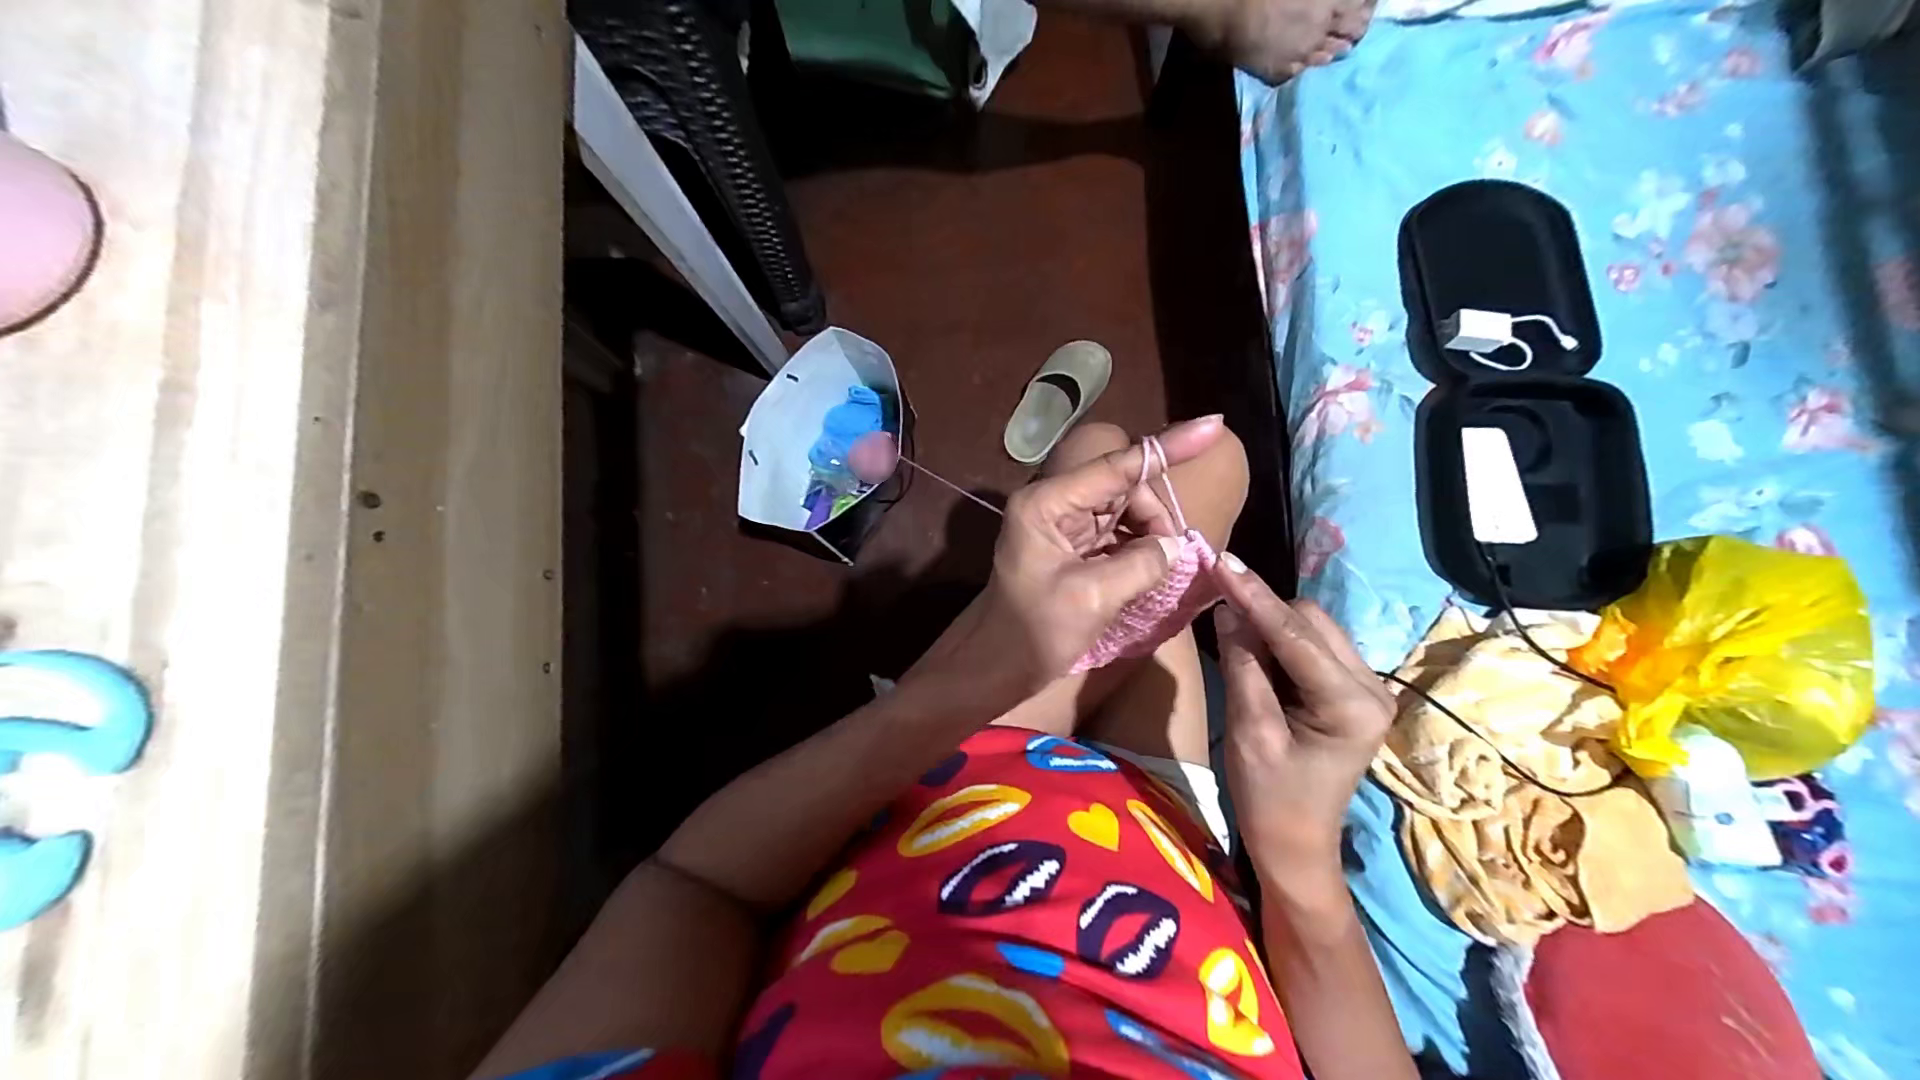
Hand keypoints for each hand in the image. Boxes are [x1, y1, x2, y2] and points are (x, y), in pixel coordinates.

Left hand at [904, 416, 1227, 706]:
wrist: (996, 665)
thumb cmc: (1033, 632)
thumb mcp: (1091, 598)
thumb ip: (1141, 564)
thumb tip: (1176, 546)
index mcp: (1046, 504)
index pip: (1116, 467)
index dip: (1166, 449)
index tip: (1212, 426)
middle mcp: (1053, 503)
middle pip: (1123, 486)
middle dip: (1154, 515)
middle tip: (1171, 557)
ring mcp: (1062, 523)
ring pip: (1124, 509)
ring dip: (1149, 533)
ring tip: (1157, 570)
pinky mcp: (1071, 545)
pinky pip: (1116, 532)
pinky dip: (1138, 547)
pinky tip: (1149, 569)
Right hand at [1189, 0, 1376, 83]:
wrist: (1226, 16)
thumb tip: (1330, 1)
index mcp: (1330, 1)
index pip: (1362, 6)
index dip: (1366, 5)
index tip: (1364, 4)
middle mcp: (1323, 30)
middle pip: (1353, 33)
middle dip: (1356, 28)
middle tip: (1352, 26)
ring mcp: (1303, 55)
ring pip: (1331, 55)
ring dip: (1335, 47)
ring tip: (1330, 41)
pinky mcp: (1283, 72)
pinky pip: (1305, 71)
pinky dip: (1310, 64)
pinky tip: (1307, 57)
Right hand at [1211, 554, 1393, 885]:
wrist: (1295, 842)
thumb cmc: (1268, 796)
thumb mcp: (1249, 730)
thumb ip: (1242, 664)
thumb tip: (1227, 609)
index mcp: (1351, 704)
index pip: (1295, 634)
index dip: (1254, 596)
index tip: (1220, 561)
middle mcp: (1371, 686)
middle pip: (1310, 620)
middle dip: (1263, 613)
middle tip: (1223, 628)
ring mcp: (1367, 686)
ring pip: (1312, 627)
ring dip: (1270, 627)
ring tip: (1239, 653)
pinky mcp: (1352, 689)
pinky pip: (1312, 644)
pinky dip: (1279, 642)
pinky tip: (1258, 661)